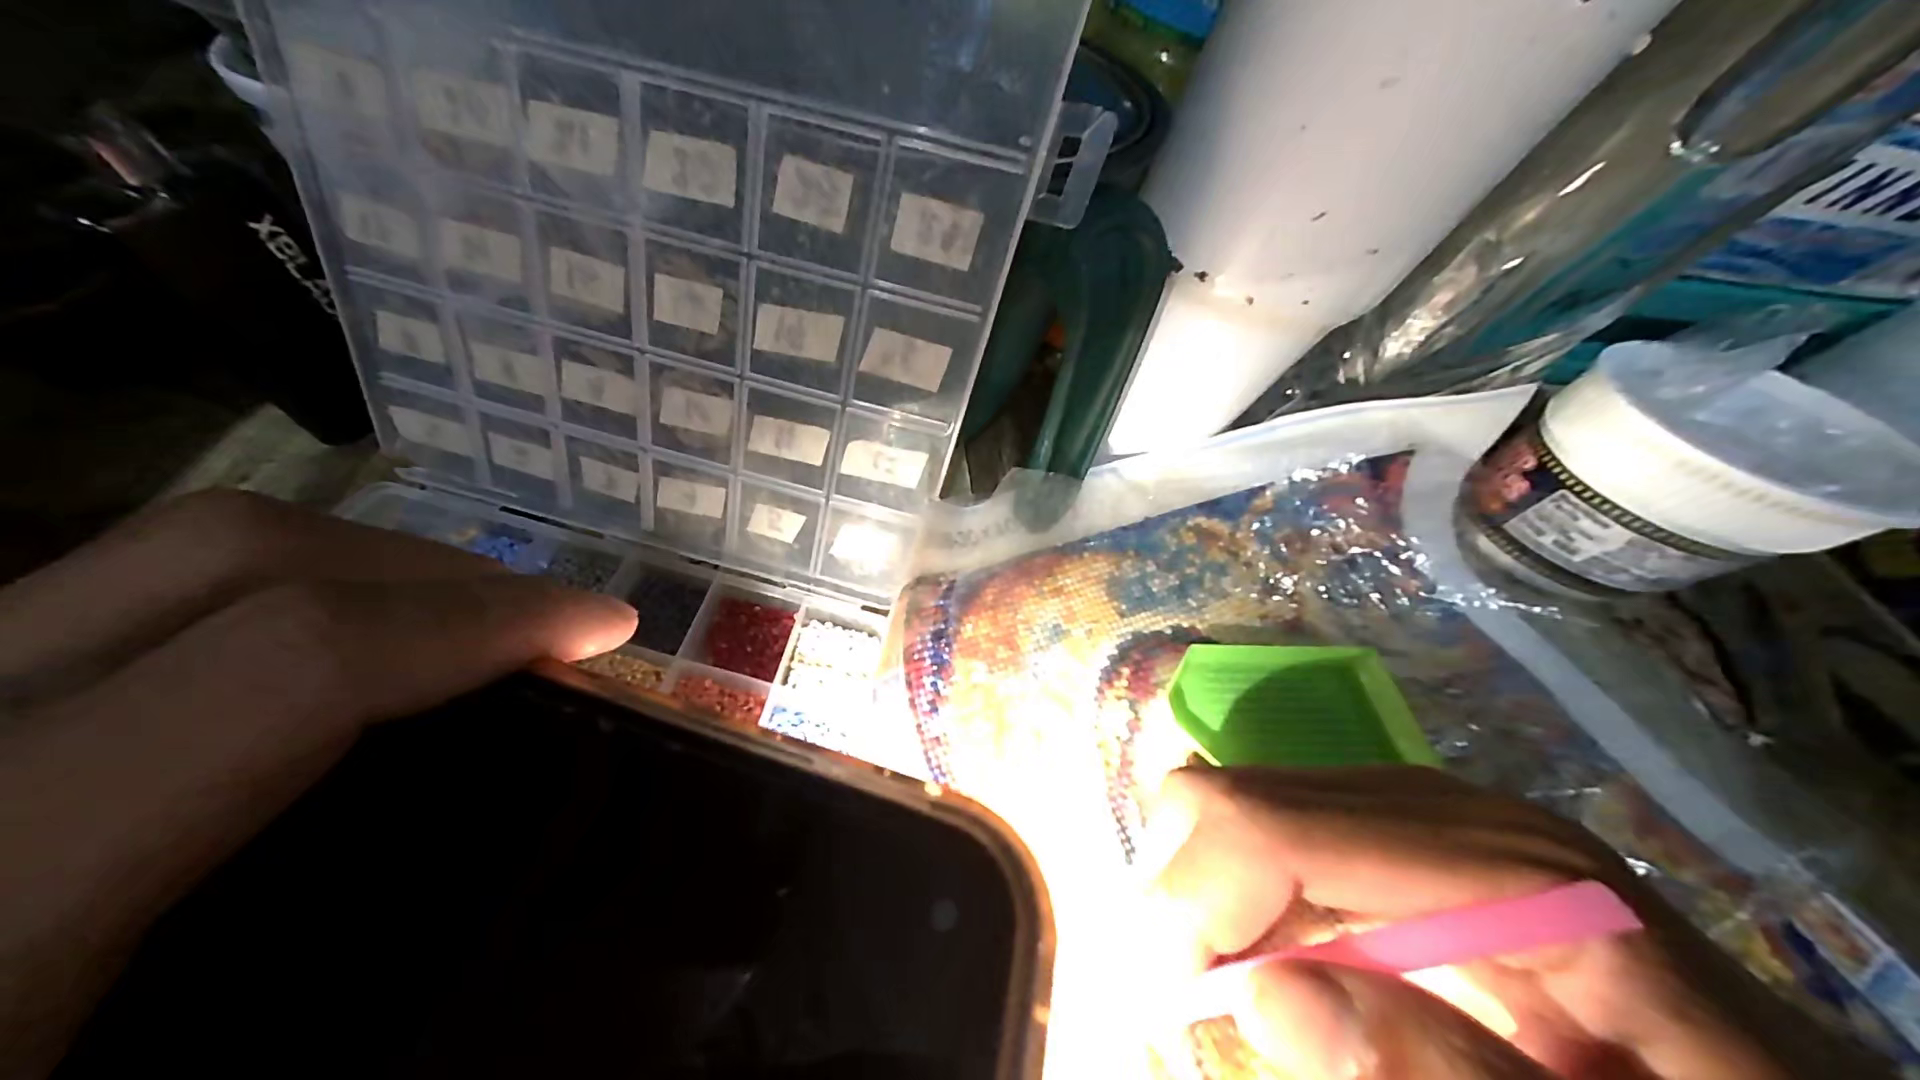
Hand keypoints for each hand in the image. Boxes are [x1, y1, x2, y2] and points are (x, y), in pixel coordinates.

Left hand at [0, 490, 635, 1077]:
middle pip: (237, 553)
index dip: (489, 619)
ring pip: (178, 550)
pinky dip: (275, 597)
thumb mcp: (195, 1074)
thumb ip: (365, 958)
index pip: (301, 662)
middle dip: (438, 569)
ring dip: (363, 567)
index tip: (607, 626)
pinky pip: (132, 593)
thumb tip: (540, 861)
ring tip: (462, 620)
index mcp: (13, 856)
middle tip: (546, 615)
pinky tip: (341, 655)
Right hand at [1146, 765, 1886, 1079]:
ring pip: (1242, 799)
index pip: (1276, 828)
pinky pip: (1279, 823)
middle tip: (1183, 998)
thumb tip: (1259, 995)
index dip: (1192, 901)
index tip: (1164, 1002)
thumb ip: (1444, 1077)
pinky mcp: (1409, 828)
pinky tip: (1265, 953)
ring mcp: (1427, 808)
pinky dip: (1242, 886)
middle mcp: (1450, 808)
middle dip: (1182, 891)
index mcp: (1506, 868)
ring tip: (1216, 979)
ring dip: (1204, 888)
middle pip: (1238, 797)